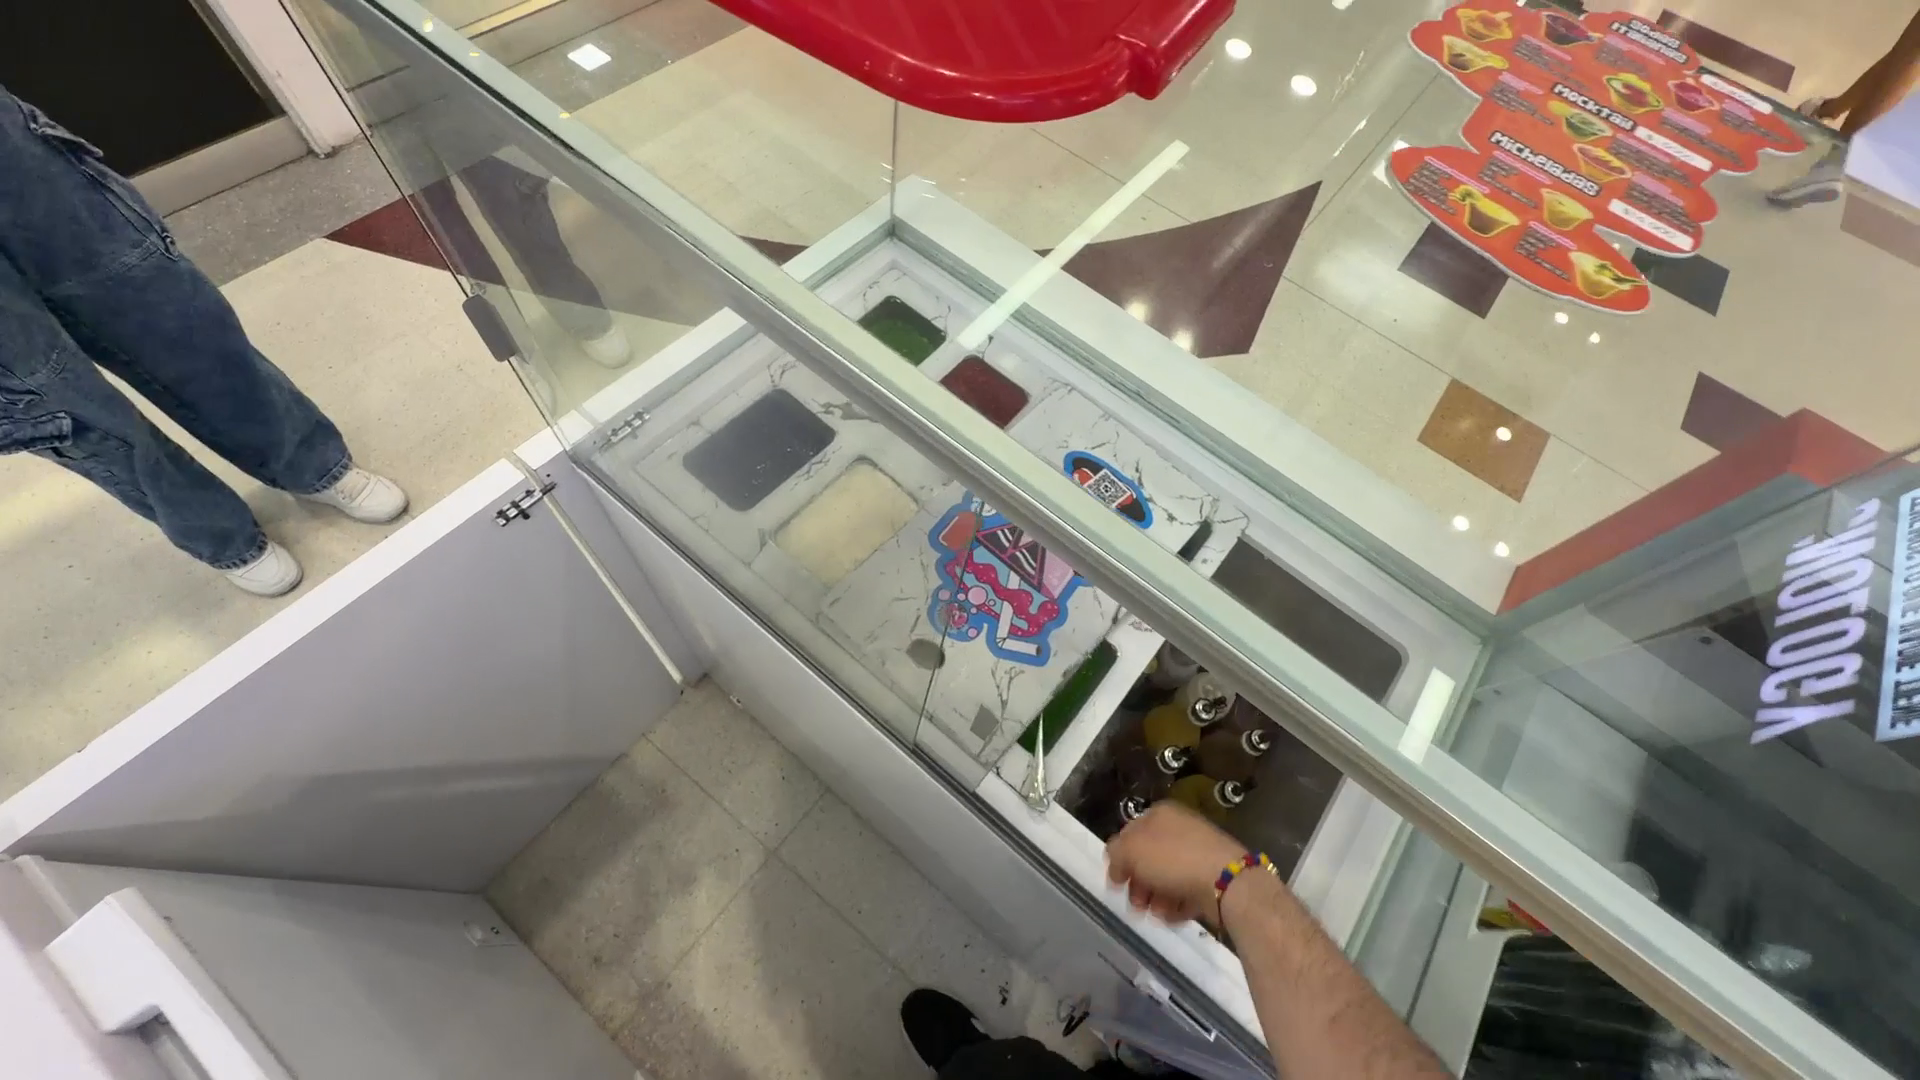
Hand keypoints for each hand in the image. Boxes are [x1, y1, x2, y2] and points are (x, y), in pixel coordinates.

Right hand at [1105, 802, 1247, 925]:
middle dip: (1138, 883)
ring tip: (1156, 912)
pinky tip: (1173, 914)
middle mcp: (1178, 829)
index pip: (1130, 833)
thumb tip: (1116, 864)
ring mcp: (1197, 853)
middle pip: (1148, 858)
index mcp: (1159, 814)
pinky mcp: (1211, 877)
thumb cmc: (1173, 859)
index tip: (1116, 883)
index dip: (1120, 858)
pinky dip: (1176, 904)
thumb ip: (1116, 853)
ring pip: (1166, 877)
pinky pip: (1186, 890)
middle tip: (1136, 903)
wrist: (1226, 882)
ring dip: (1155, 897)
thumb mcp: (1132, 851)